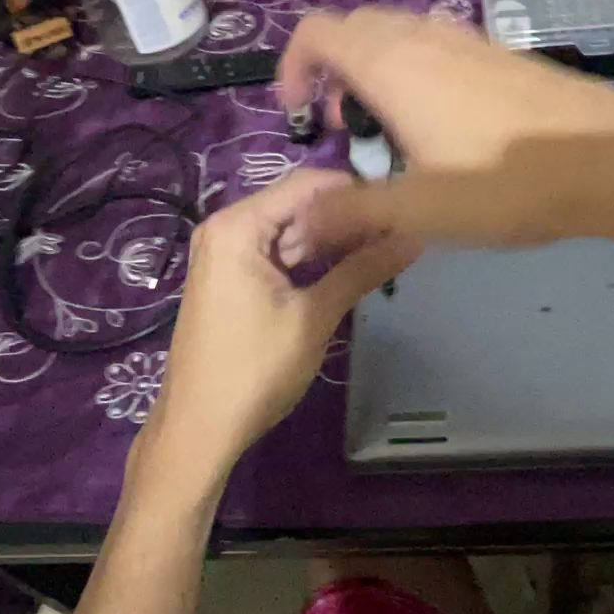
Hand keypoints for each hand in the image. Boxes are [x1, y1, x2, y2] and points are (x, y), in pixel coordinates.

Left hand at [134, 169, 417, 482]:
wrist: (200, 429)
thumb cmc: (254, 369)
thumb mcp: (315, 316)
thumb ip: (363, 270)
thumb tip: (413, 239)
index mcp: (238, 226)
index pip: (306, 183)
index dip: (356, 190)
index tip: (400, 204)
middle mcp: (227, 228)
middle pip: (298, 204)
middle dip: (347, 217)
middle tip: (400, 230)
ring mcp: (226, 254)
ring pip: (290, 230)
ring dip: (333, 240)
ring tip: (385, 248)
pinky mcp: (231, 278)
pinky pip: (277, 254)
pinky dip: (311, 260)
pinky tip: (349, 268)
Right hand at [276, 8, 613, 258]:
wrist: (611, 157)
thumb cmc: (505, 182)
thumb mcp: (418, 209)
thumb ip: (350, 212)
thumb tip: (296, 225)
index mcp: (390, 63)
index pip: (317, 33)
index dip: (294, 67)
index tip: (299, 115)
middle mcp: (423, 36)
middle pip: (356, 32)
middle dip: (335, 76)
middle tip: (348, 131)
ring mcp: (467, 39)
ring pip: (399, 39)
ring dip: (378, 76)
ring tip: (395, 136)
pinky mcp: (500, 54)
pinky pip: (437, 49)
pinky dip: (417, 75)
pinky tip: (445, 131)